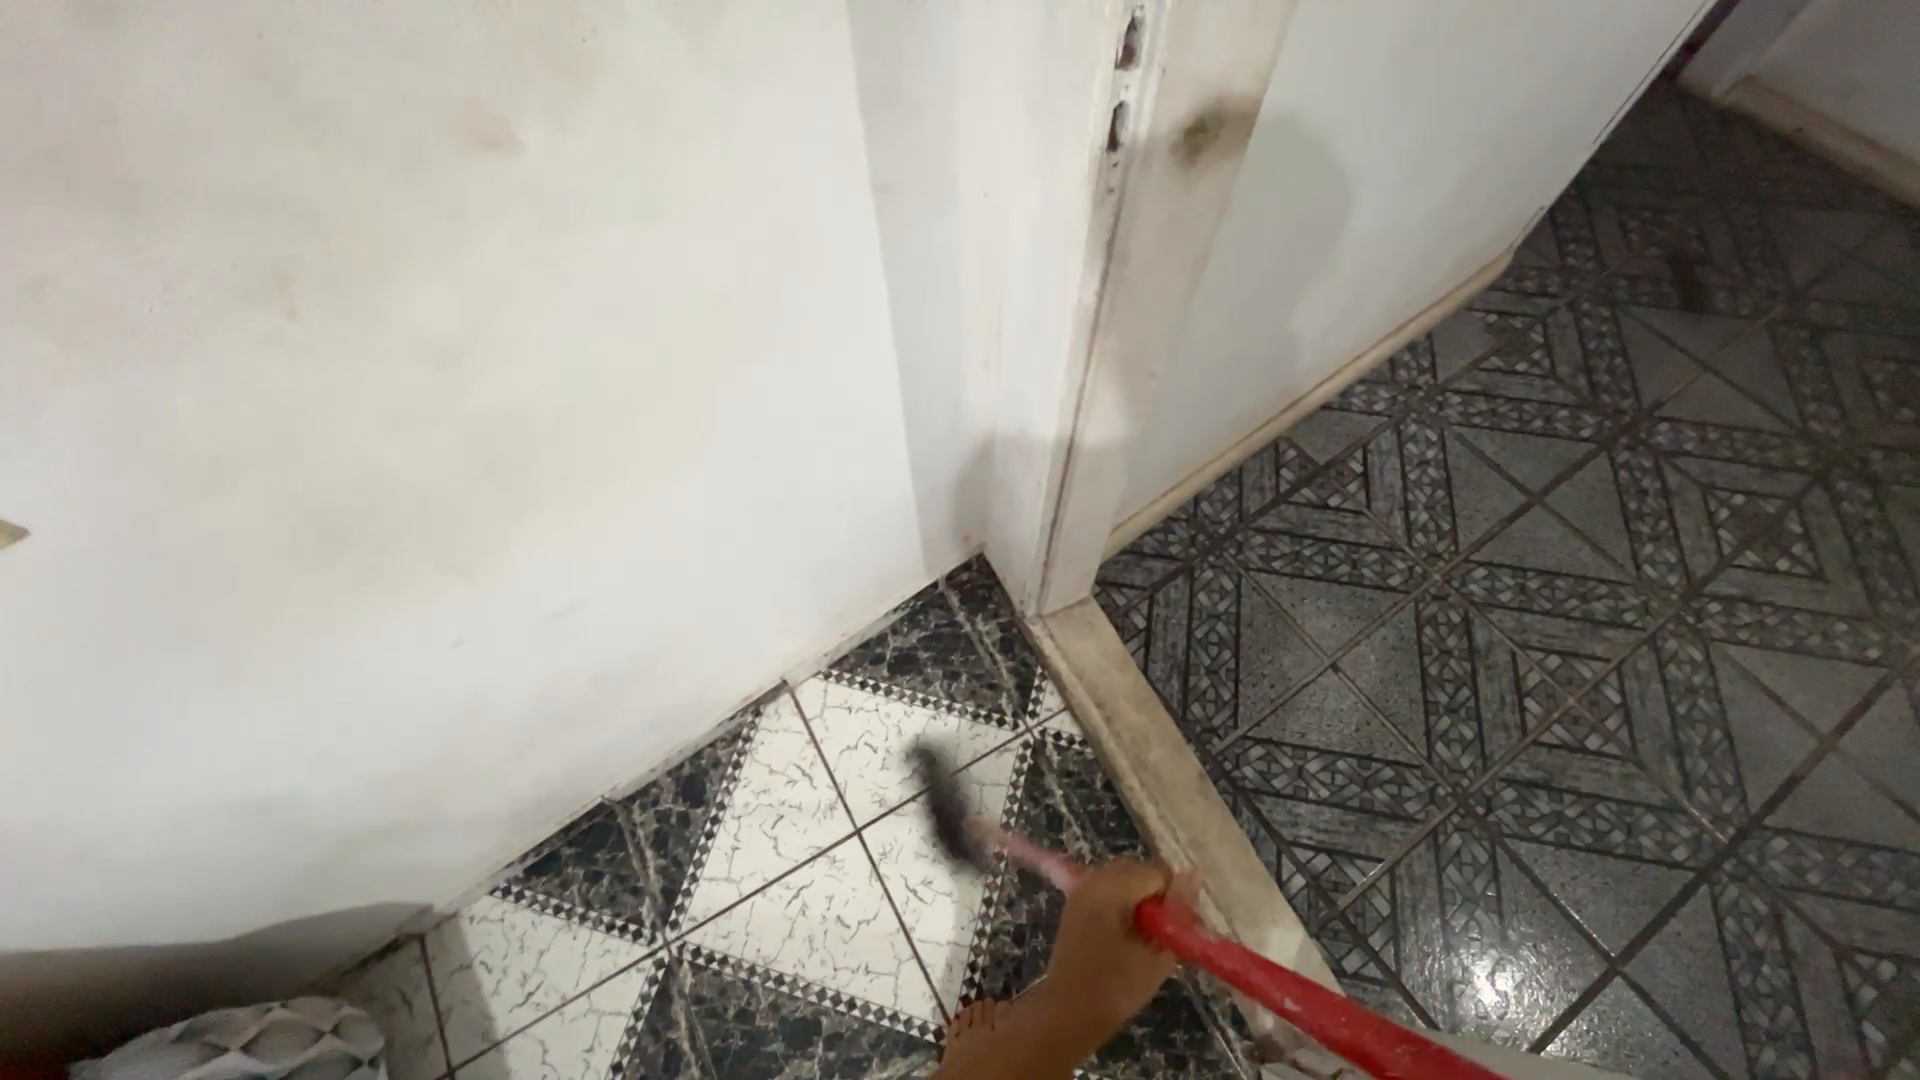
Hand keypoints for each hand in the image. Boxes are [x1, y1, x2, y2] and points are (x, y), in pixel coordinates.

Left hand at [1045, 858, 1193, 1029]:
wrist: (1068, 1011)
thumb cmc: (1115, 988)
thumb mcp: (1156, 956)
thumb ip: (1177, 915)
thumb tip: (1194, 879)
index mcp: (1112, 887)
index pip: (1157, 872)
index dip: (1175, 896)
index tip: (1183, 925)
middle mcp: (1094, 878)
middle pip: (1137, 870)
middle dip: (1157, 893)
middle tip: (1169, 928)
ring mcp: (1081, 889)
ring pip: (1121, 877)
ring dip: (1139, 896)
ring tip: (1151, 931)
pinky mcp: (1075, 902)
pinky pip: (1106, 888)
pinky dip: (1122, 901)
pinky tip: (1129, 930)